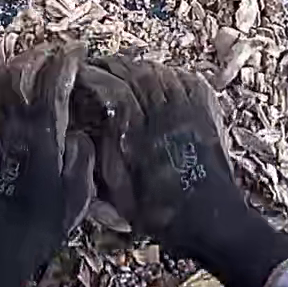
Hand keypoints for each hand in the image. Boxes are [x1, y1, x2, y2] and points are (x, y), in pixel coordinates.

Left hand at [0, 42, 94, 286]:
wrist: (4, 238)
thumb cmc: (47, 218)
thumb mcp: (79, 192)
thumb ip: (81, 156)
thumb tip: (77, 130)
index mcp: (44, 136)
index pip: (53, 86)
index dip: (66, 63)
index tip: (78, 50)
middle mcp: (15, 126)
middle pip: (24, 75)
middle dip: (43, 56)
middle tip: (58, 49)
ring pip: (0, 82)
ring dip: (18, 63)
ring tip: (34, 57)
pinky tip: (3, 76)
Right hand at [80, 57, 287, 286]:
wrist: (211, 221)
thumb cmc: (157, 211)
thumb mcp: (117, 188)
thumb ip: (101, 152)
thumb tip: (82, 127)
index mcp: (140, 132)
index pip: (113, 88)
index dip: (92, 76)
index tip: (76, 73)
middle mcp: (165, 113)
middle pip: (135, 72)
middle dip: (111, 65)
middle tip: (94, 66)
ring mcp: (189, 109)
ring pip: (158, 71)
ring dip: (136, 66)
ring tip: (120, 70)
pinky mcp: (206, 111)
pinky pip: (183, 78)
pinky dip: (165, 73)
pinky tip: (154, 78)